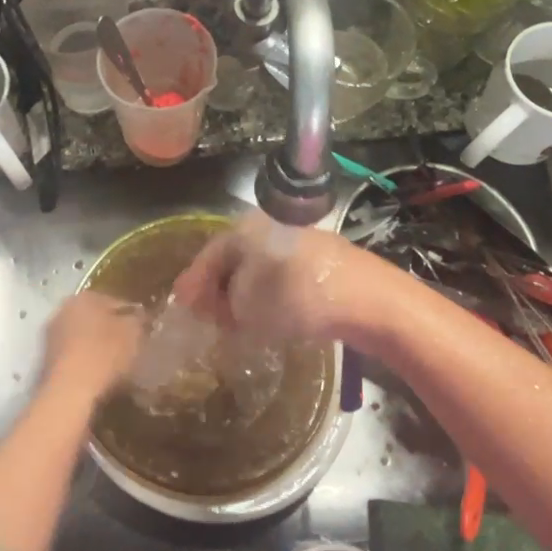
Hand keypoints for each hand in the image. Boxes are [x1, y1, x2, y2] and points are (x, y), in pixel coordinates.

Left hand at [42, 293, 146, 402]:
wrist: (68, 391)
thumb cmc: (104, 355)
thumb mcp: (133, 334)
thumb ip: (137, 321)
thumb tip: (138, 317)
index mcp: (86, 297)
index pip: (117, 302)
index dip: (133, 317)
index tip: (144, 332)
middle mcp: (64, 309)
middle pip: (96, 318)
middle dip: (112, 331)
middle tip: (131, 348)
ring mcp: (52, 334)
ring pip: (83, 337)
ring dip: (97, 347)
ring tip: (116, 366)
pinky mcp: (46, 359)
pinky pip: (73, 355)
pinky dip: (85, 362)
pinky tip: (98, 376)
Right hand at [170, 212, 367, 342]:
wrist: (369, 301)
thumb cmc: (295, 297)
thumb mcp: (243, 305)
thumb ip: (219, 305)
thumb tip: (216, 306)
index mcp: (246, 228)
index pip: (208, 255)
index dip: (193, 284)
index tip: (183, 309)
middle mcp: (271, 226)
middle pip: (234, 260)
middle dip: (218, 290)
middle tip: (207, 319)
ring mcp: (300, 242)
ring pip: (260, 269)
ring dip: (244, 296)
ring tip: (236, 324)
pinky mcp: (323, 262)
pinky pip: (284, 277)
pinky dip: (270, 297)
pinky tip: (270, 319)